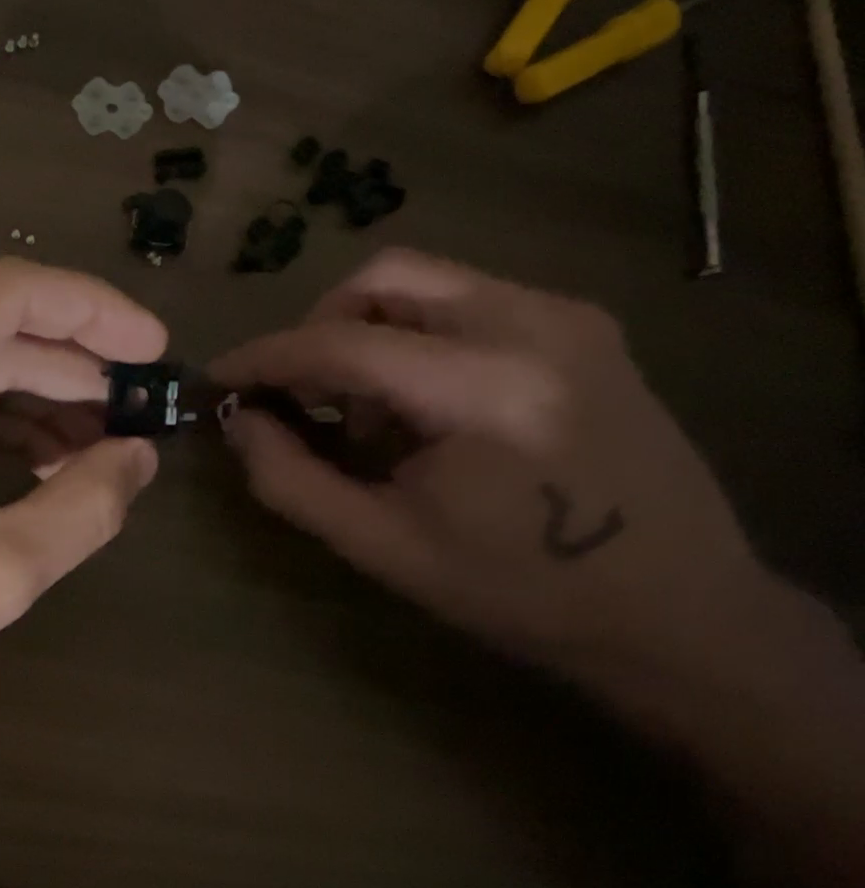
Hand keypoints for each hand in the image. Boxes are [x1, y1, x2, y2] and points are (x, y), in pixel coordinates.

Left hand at [0, 259, 163, 749]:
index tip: (154, 349)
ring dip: (27, 401)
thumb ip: (87, 501)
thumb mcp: (0, 568)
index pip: (10, 295)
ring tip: (94, 450)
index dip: (94, 312)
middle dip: (67, 370)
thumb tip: (139, 455)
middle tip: (136, 410)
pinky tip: (31, 464)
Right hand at [211, 250, 770, 687]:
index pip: (338, 343)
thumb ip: (289, 478)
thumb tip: (237, 419)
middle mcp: (530, 326)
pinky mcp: (583, 326)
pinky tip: (419, 406)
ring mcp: (567, 316)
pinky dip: (415, 337)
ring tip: (364, 412)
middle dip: (316, 330)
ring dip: (365, 333)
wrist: (674, 608)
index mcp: (481, 390)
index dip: (261, 358)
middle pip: (381, 280)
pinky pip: (465, 302)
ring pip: (423, 283)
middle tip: (299, 397)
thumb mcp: (378, 545)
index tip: (213, 380)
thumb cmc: (514, 590)